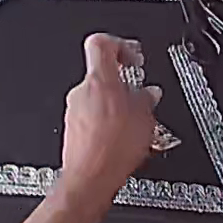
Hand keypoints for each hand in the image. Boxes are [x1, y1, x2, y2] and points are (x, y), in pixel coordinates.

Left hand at [61, 33, 160, 197]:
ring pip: (96, 98)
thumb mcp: (145, 119)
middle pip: (101, 75)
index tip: (133, 57)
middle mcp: (81, 93)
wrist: (90, 179)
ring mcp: (74, 112)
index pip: (102, 43)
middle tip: (140, 96)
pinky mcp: (73, 130)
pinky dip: (106, 123)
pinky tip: (121, 138)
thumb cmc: (113, 149)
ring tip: (134, 123)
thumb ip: (146, 99)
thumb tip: (149, 94)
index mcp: (99, 80)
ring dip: (115, 106)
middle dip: (123, 84)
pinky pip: (91, 118)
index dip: (120, 45)